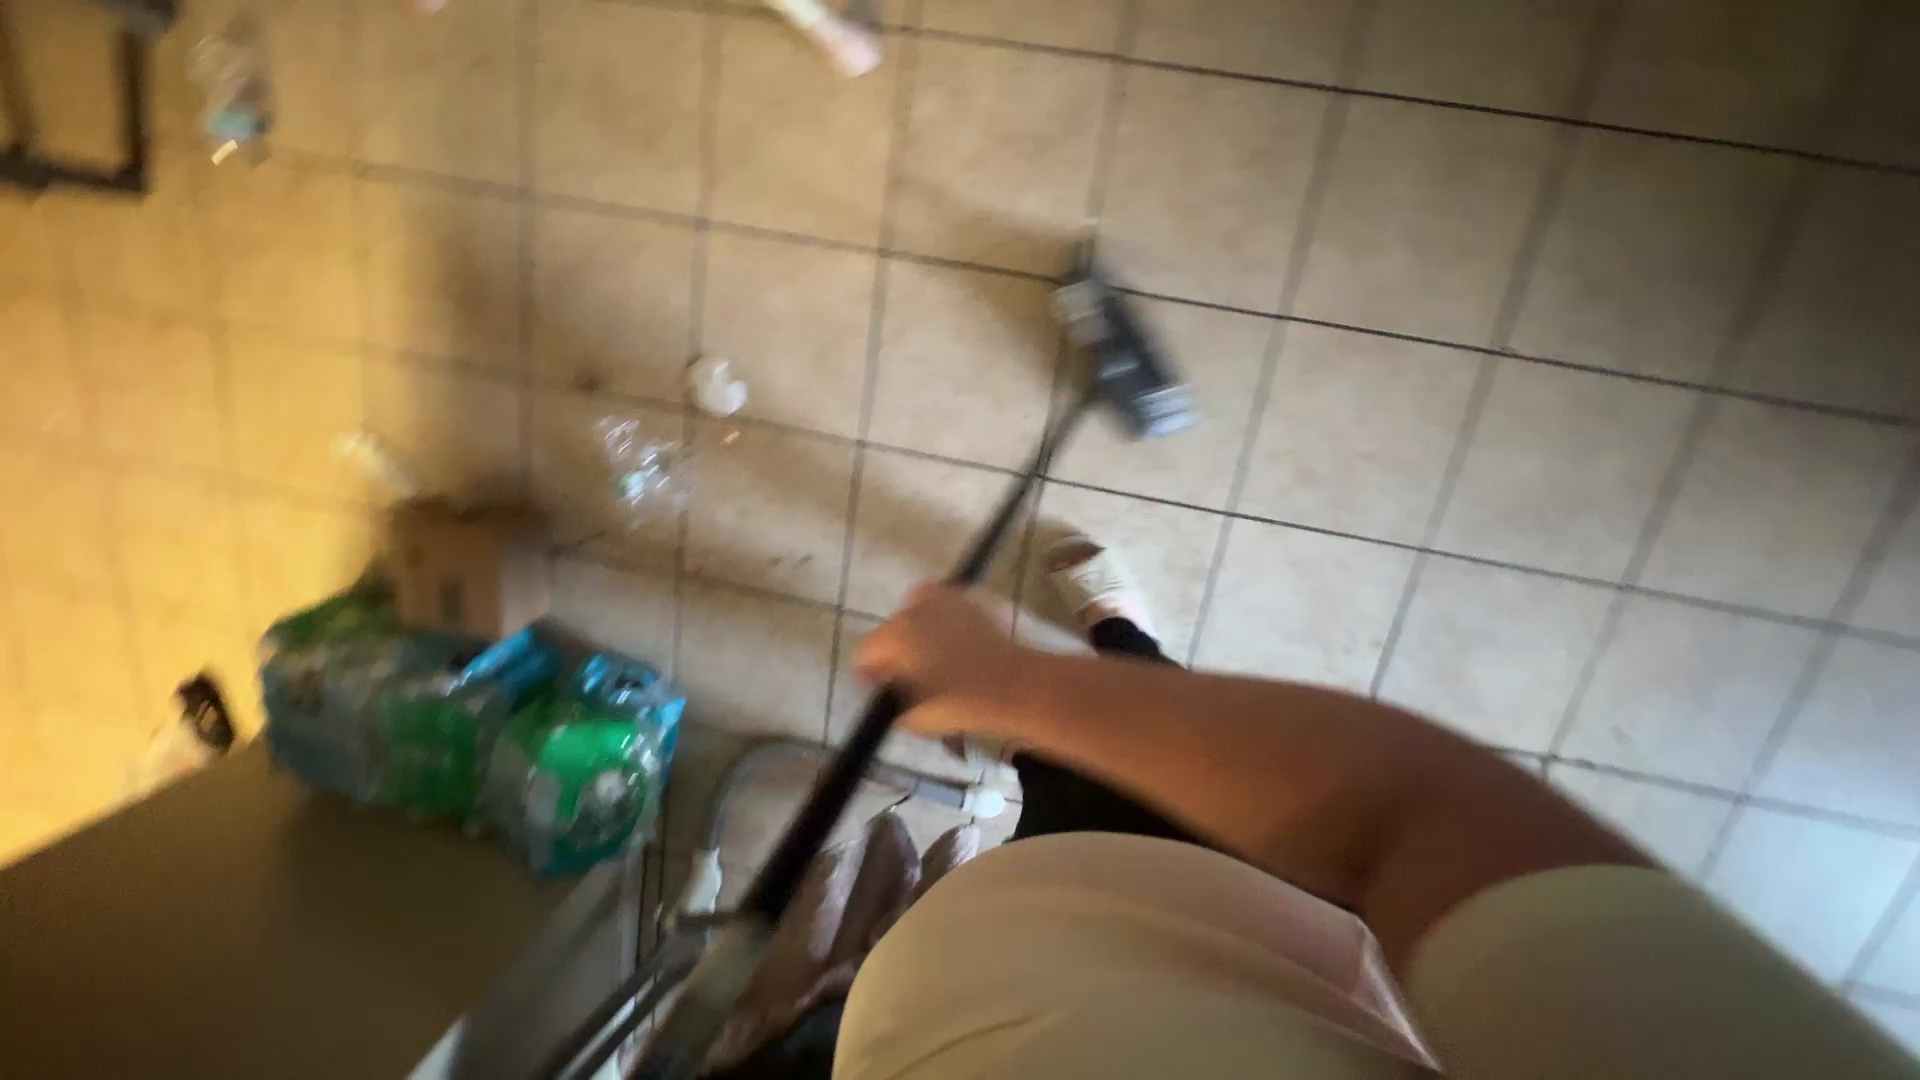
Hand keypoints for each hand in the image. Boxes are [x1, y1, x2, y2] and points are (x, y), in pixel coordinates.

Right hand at [853, 584, 1029, 738]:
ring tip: (932, 659)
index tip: (884, 691)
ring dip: (915, 633)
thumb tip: (889, 695)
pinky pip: (940, 603)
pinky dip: (938, 617)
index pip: (864, 653)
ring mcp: (942, 599)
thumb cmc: (960, 704)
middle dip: (893, 654)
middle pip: (888, 631)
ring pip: (912, 613)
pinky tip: (951, 639)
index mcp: (894, 637)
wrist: (1014, 685)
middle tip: (909, 679)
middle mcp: (913, 610)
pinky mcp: (967, 599)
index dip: (870, 675)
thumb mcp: (915, 717)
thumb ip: (891, 704)